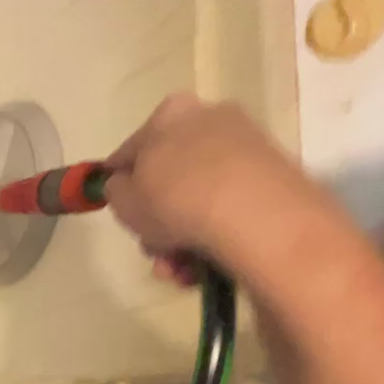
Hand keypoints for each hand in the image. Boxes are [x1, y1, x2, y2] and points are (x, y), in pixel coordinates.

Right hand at [102, 95, 331, 283]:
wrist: (251, 213)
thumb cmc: (174, 199)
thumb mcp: (122, 200)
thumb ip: (116, 190)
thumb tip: (125, 185)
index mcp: (169, 115)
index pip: (131, 150)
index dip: (120, 182)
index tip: (118, 208)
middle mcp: (209, 119)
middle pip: (167, 179)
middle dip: (155, 223)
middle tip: (151, 248)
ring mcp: (242, 147)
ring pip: (193, 201)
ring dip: (177, 241)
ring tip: (174, 268)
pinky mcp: (268, 176)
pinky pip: (222, 210)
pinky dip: (207, 239)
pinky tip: (198, 268)